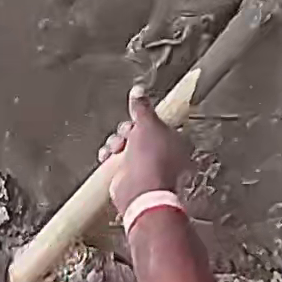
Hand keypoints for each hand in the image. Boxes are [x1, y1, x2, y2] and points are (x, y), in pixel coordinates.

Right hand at [98, 85, 194, 214]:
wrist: (139, 191)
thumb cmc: (151, 158)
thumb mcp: (147, 124)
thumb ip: (142, 107)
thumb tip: (138, 90)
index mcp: (174, 140)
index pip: (155, 122)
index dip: (142, 118)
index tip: (135, 118)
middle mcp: (162, 153)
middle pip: (137, 131)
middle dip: (126, 131)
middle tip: (126, 135)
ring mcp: (146, 165)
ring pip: (124, 143)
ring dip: (115, 142)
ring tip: (115, 148)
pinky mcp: (130, 174)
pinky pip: (116, 158)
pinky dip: (109, 155)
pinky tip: (107, 156)